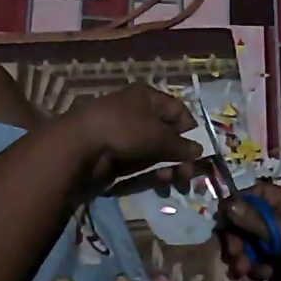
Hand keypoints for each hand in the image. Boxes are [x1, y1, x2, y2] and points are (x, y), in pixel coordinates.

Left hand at [57, 84, 201, 190]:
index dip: (190, 131)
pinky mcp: (116, 153)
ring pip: (155, 151)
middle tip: (185, 177)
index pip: (178, 112)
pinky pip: (141, 162)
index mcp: (148, 98)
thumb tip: (199, 151)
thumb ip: (180, 145)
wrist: (81, 143)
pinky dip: (151, 172)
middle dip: (179, 156)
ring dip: (167, 167)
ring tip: (169, 182)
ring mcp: (126, 134)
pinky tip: (157, 182)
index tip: (197, 152)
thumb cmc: (124, 128)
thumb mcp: (157, 135)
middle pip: (167, 135)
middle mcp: (138, 113)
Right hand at [218, 182, 280, 280]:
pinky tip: (259, 275)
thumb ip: (256, 221)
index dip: (240, 202)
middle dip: (237, 235)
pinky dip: (251, 267)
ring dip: (241, 254)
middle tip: (233, 250)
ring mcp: (280, 244)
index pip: (260, 194)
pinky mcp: (275, 264)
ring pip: (248, 241)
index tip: (223, 216)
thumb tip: (227, 204)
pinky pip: (254, 259)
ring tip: (243, 269)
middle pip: (249, 218)